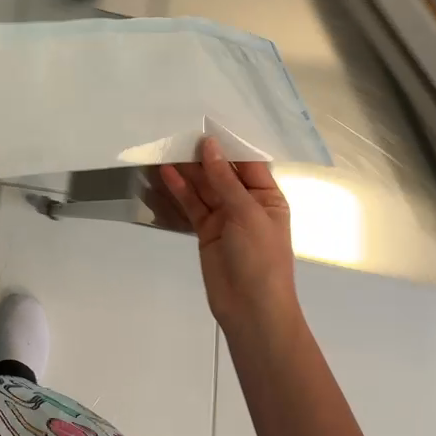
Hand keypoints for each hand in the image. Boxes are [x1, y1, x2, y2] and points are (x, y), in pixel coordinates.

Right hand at [159, 136, 297, 328]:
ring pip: (205, 187)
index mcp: (268, 197)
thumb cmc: (261, 259)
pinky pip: (193, 205)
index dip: (227, 145)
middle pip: (223, 173)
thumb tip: (209, 145)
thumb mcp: (247, 214)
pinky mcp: (207, 231)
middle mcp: (247, 204)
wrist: (251, 312)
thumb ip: (224, 179)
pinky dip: (180, 190)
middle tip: (179, 132)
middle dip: (204, 156)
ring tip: (167, 148)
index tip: (204, 124)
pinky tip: (166, 173)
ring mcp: (226, 218)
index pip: (247, 163)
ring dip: (188, 170)